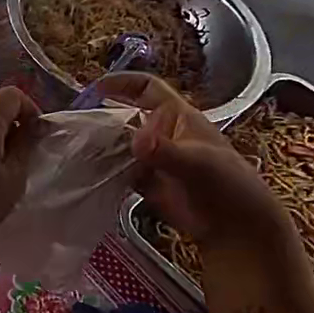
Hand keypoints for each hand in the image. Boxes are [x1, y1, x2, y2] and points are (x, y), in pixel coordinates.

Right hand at [94, 73, 291, 250]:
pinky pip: (120, 172)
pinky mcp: (147, 184)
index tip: (96, 87)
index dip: (123, 83)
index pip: (148, 89)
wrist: (238, 230)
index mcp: (178, 117)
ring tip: (76, 151)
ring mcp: (154, 160)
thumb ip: (166, 151)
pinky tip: (89, 174)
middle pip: (126, 117)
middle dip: (103, 118)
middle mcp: (162, 134)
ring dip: (101, 147)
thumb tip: (136, 139)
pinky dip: (105, 172)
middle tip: (75, 126)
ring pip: (120, 145)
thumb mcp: (200, 163)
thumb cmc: (229, 186)